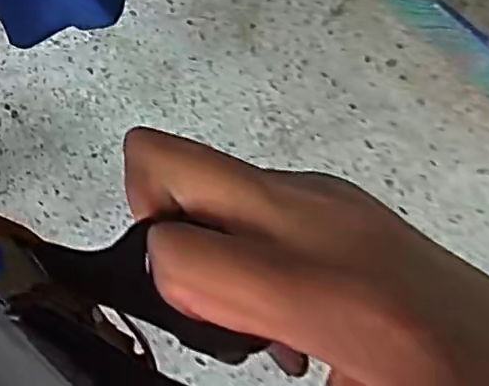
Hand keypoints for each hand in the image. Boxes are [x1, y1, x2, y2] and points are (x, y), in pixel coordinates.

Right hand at [125, 127, 488, 385]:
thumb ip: (249, 334)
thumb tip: (177, 290)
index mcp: (337, 294)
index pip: (175, 247)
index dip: (165, 289)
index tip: (205, 327)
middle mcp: (321, 217)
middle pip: (157, 154)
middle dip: (146, 210)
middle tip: (193, 283)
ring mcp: (330, 194)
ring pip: (194, 167)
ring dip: (197, 227)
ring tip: (256, 307)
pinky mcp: (342, 193)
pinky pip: (244, 188)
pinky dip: (238, 232)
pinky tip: (291, 297)